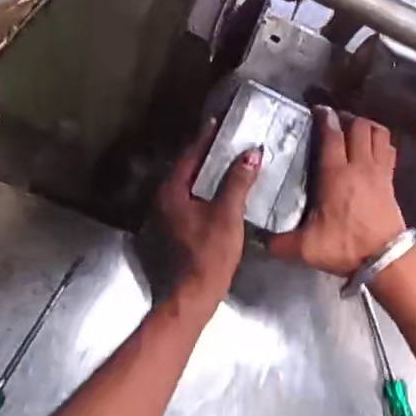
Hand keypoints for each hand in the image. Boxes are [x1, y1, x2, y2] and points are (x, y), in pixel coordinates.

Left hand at [157, 121, 261, 300]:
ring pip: (189, 186)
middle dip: (205, 154)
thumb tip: (251, 154)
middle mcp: (164, 201)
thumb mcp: (227, 214)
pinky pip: (191, 200)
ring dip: (207, 173)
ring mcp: (168, 216)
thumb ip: (238, 182)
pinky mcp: (176, 230)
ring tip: (228, 161)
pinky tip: (222, 191)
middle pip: (186, 169)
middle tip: (225, 140)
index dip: (204, 138)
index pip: (188, 156)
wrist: (194, 293)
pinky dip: (206, 190)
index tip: (216, 122)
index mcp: (171, 192)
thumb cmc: (209, 253)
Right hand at [271, 108, 407, 277]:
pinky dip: (380, 143)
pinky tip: (372, 150)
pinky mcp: (391, 183)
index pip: (332, 135)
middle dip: (347, 118)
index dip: (325, 118)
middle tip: (334, 121)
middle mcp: (359, 166)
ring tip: (354, 130)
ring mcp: (379, 172)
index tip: (318, 110)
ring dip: (367, 126)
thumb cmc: (345, 247)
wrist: (385, 260)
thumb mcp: (306, 248)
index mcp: (336, 174)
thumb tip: (263, 241)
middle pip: (359, 126)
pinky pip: (388, 151)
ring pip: (378, 134)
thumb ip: (281, 242)